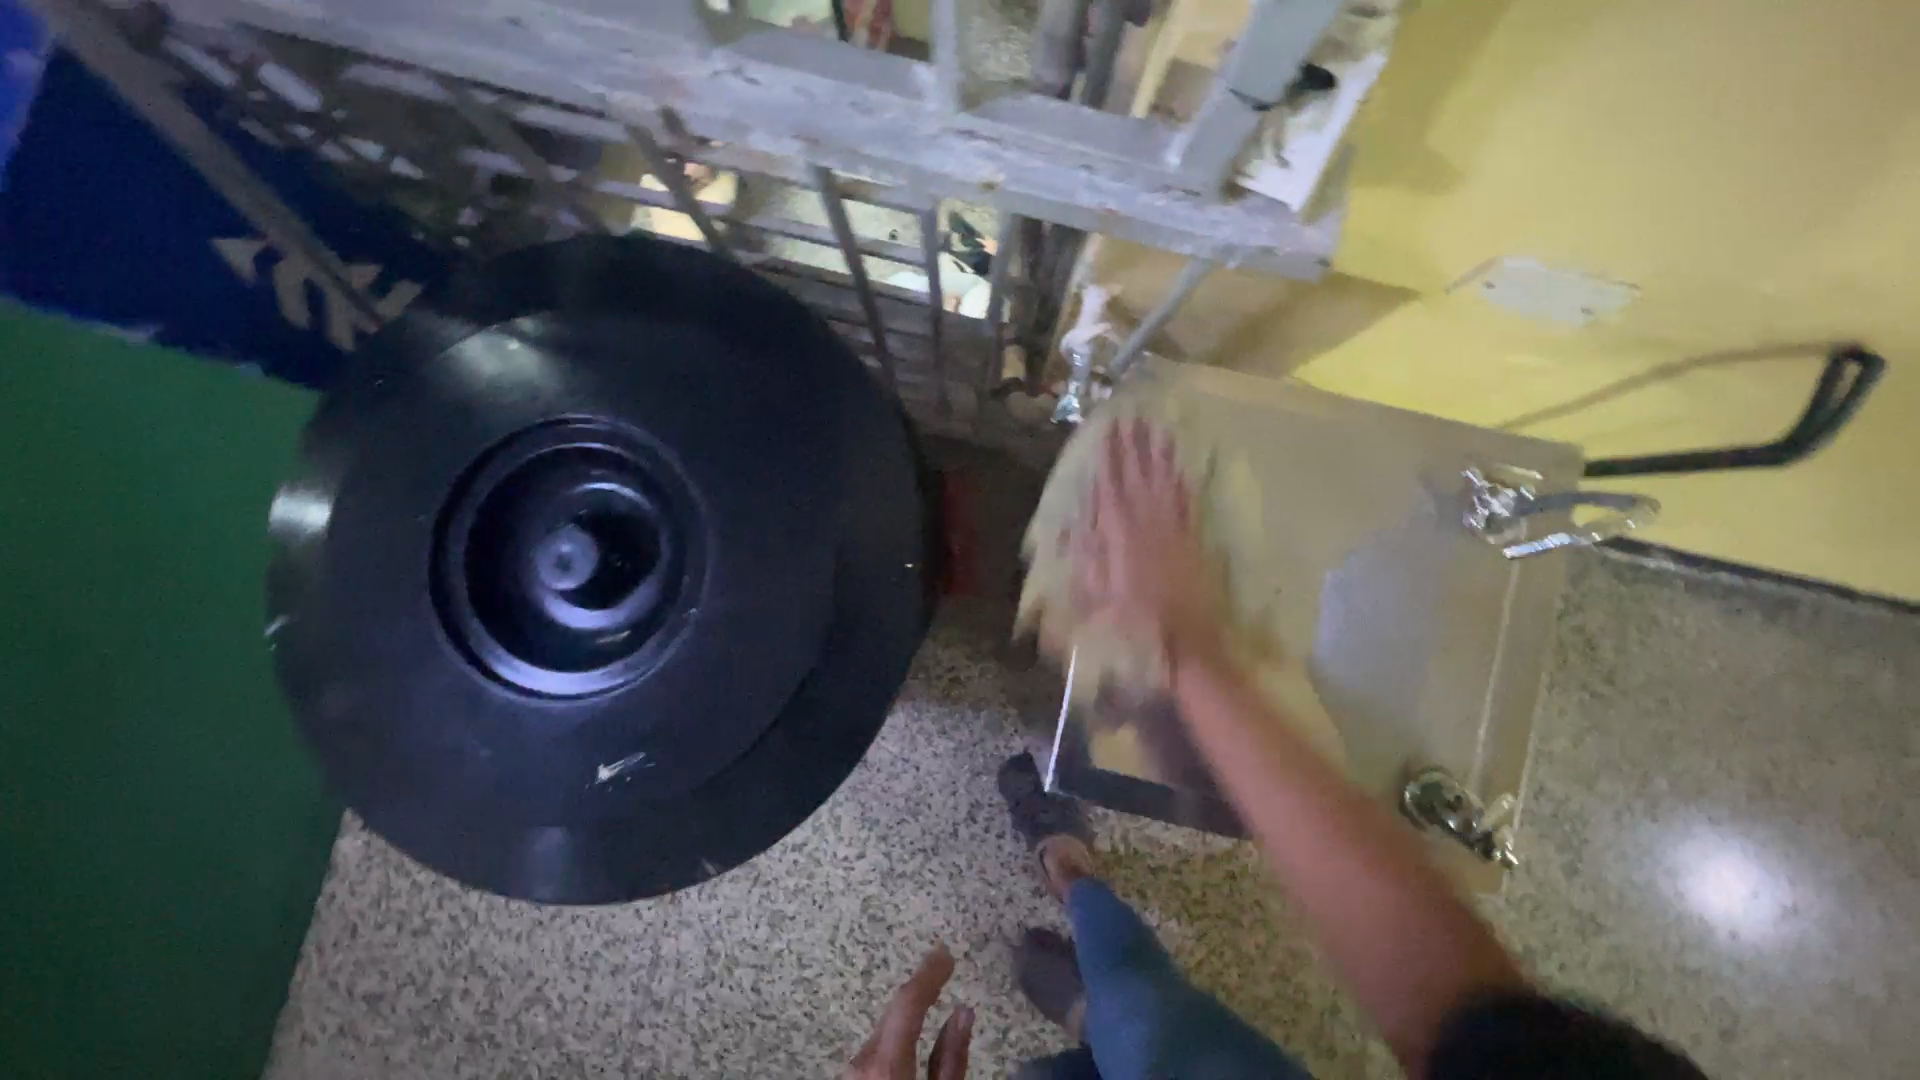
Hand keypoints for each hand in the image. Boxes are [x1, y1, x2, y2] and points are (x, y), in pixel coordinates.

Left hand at [843, 946, 973, 1079]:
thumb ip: (951, 1060)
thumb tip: (963, 1012)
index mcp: (887, 1064)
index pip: (908, 1003)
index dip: (928, 974)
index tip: (946, 952)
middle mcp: (863, 1059)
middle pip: (895, 1012)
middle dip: (921, 988)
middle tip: (944, 963)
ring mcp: (850, 1068)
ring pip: (886, 1029)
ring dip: (907, 1014)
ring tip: (932, 988)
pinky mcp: (848, 1075)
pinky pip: (877, 1046)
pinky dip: (895, 1036)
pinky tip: (908, 1032)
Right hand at [1068, 419, 1228, 665]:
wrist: (1186, 643)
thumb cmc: (1134, 624)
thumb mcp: (1096, 594)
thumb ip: (1085, 556)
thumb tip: (1074, 523)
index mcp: (1120, 537)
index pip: (1111, 489)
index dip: (1109, 460)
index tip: (1107, 432)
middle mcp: (1148, 526)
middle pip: (1139, 478)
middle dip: (1133, 447)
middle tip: (1131, 417)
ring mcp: (1173, 531)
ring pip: (1165, 484)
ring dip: (1160, 456)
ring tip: (1157, 430)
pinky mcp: (1193, 542)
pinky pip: (1187, 504)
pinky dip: (1183, 483)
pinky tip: (1181, 468)